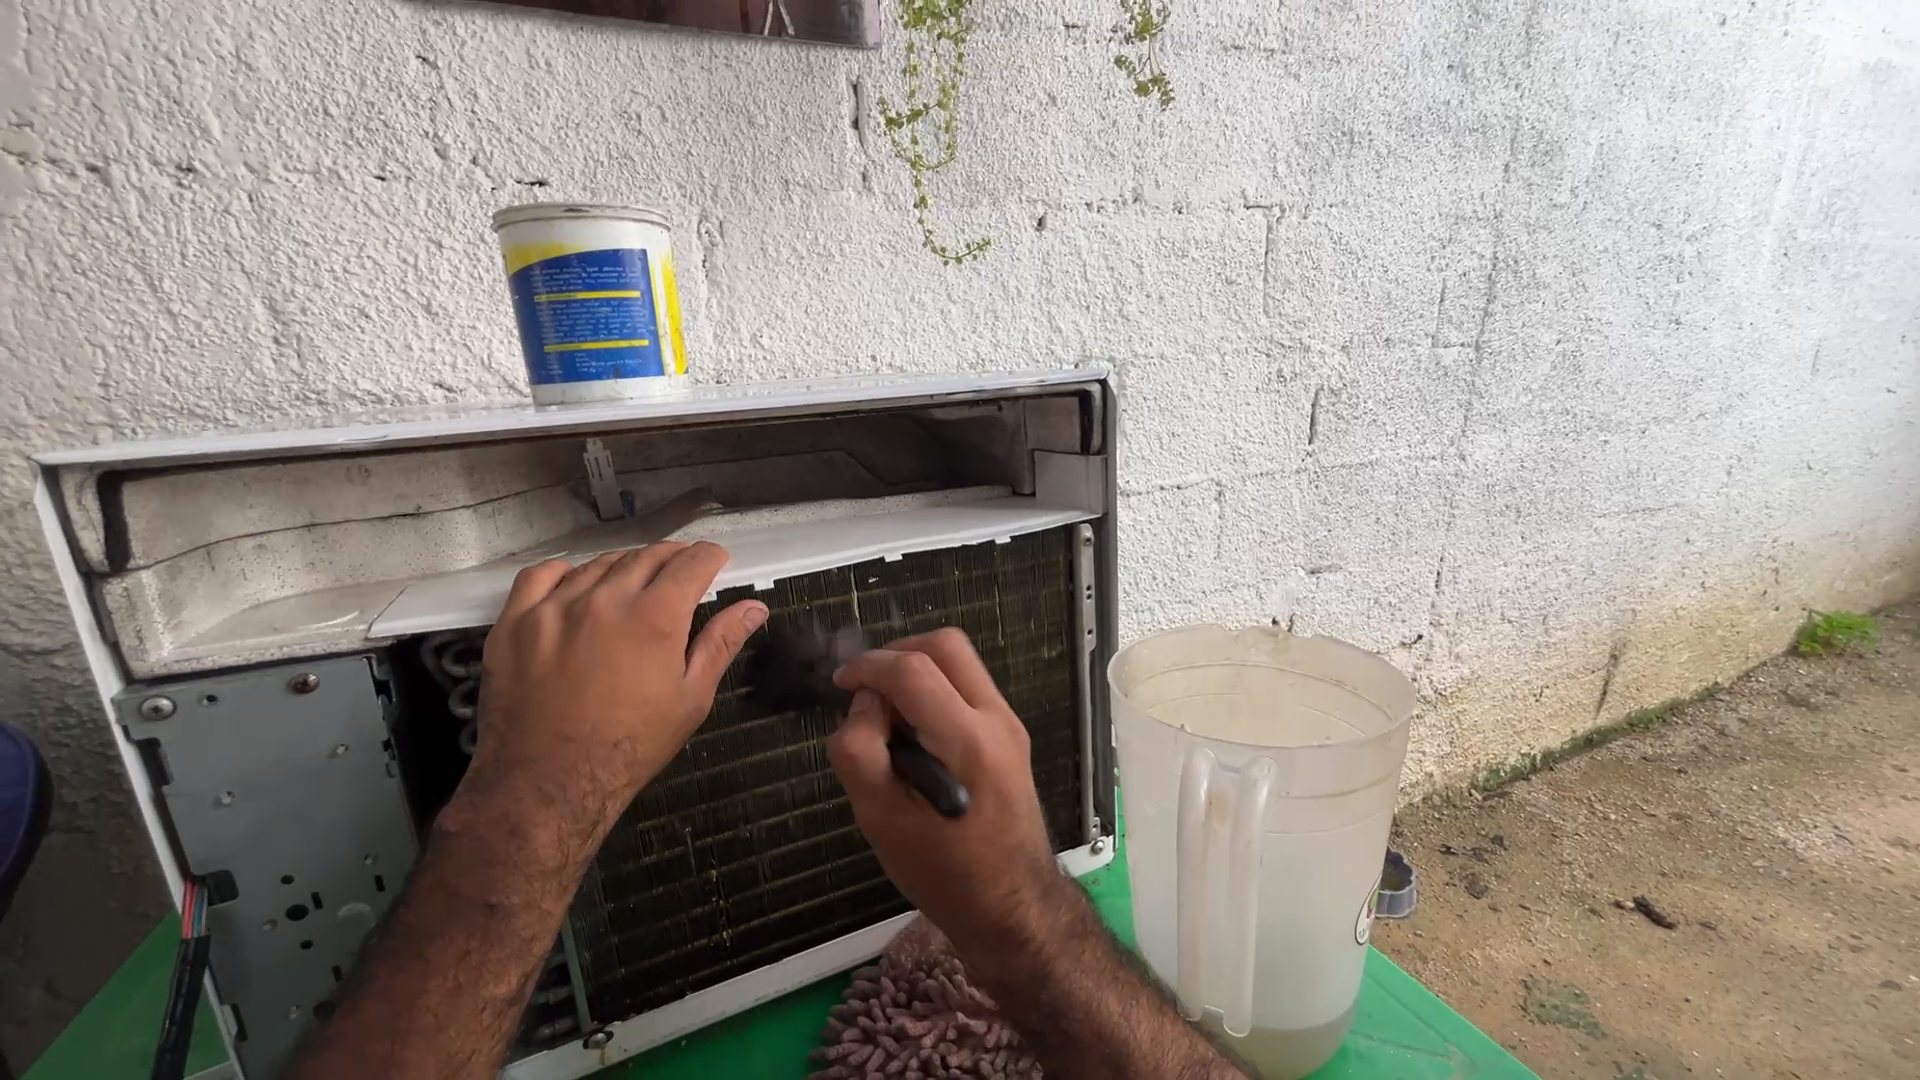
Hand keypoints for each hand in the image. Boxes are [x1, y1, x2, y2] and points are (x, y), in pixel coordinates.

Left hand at [451, 541, 766, 851]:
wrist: (547, 784)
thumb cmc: (631, 745)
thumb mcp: (691, 698)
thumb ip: (721, 644)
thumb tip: (755, 607)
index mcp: (655, 617)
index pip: (691, 562)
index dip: (711, 556)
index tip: (717, 562)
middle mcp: (606, 599)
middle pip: (648, 556)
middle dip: (674, 557)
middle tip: (683, 571)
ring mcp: (555, 607)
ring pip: (600, 564)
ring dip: (627, 565)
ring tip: (635, 584)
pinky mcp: (515, 622)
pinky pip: (541, 575)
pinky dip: (566, 572)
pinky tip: (577, 586)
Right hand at [827, 629, 1063, 952]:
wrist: (1014, 906)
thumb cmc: (944, 873)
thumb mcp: (881, 821)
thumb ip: (860, 752)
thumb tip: (865, 703)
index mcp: (968, 742)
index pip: (913, 670)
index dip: (867, 666)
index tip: (841, 684)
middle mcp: (997, 720)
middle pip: (946, 645)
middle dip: (897, 653)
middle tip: (867, 691)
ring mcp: (1010, 723)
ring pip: (961, 660)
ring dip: (917, 668)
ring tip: (887, 713)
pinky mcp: (1011, 734)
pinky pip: (969, 685)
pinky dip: (935, 687)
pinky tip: (913, 730)